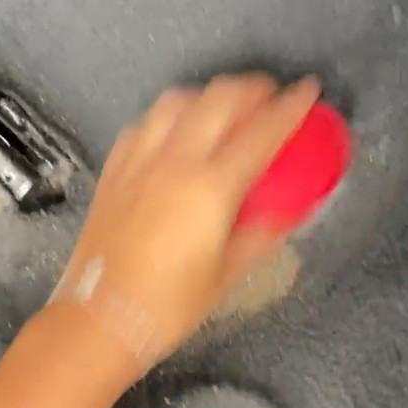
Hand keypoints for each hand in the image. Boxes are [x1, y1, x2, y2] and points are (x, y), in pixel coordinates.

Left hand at [55, 72, 321, 365]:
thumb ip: (259, 236)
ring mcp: (139, 162)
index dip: (290, 107)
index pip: (262, 132)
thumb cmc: (164, 306)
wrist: (102, 319)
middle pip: (219, 99)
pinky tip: (173, 129)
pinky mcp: (114, 171)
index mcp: (210, 189)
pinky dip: (167, 116)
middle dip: (251, 88)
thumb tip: (283, 215)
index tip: (306, 92)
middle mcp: (174, 164)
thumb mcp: (226, 275)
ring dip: (207, 95)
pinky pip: (143, 124)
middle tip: (269, 95)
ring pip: (176, 100)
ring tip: (223, 105)